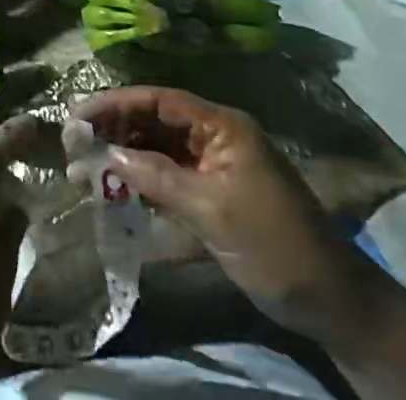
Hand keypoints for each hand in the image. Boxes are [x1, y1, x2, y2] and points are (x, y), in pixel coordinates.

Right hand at [70, 87, 370, 342]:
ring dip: (117, 155)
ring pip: (151, 147)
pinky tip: (107, 188)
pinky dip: (133, 178)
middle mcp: (213, 138)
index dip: (114, 104)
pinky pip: (160, 174)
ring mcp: (209, 165)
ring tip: (80, 169)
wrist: (332, 304)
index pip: (158, 101)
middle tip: (72, 144)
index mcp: (223, 128)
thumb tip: (104, 154)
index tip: (77, 117)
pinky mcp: (206, 192)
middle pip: (151, 120)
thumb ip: (156, 177)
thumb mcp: (213, 211)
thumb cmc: (276, 246)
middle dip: (111, 129)